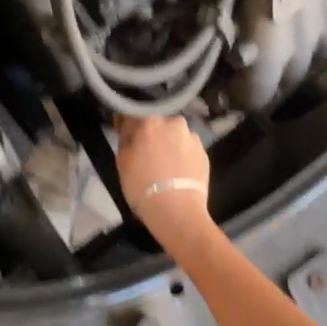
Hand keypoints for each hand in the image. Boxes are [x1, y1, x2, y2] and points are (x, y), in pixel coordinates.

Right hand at [114, 116, 211, 239]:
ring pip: (176, 136)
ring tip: (165, 165)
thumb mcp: (122, 161)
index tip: (125, 135)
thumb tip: (129, 130)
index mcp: (151, 120)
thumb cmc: (142, 185)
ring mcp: (192, 137)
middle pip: (159, 124)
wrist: (176, 210)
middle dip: (153, 135)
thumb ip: (125, 139)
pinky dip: (183, 156)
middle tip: (147, 153)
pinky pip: (188, 150)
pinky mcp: (204, 153)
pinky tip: (178, 172)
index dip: (128, 126)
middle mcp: (174, 122)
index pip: (134, 115)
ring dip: (170, 144)